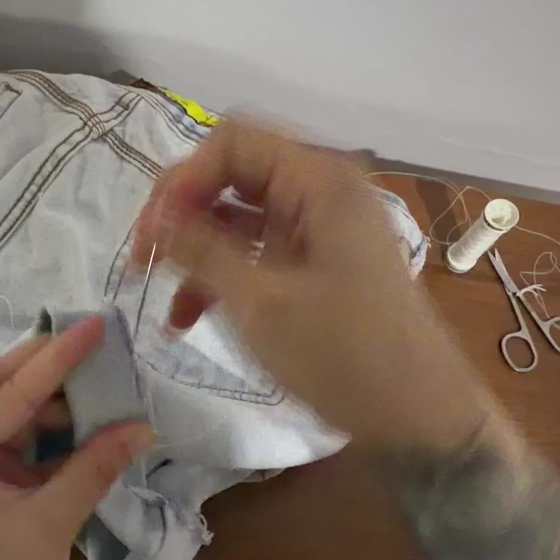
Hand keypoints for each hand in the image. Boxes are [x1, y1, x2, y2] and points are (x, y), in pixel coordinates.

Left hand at [0, 315, 154, 559]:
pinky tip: (79, 427)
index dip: (58, 357)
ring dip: (49, 406)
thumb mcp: (51, 523)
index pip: (10, 391)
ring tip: (99, 386)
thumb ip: (94, 467)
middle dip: (47, 370)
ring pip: (4, 418)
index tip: (95, 322)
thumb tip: (143, 426)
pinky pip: (7, 447)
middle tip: (96, 344)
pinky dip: (42, 438)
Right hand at [134, 119, 485, 446]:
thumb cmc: (342, 355)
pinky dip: (222, 280)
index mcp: (319, 181)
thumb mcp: (260, 302)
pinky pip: (258, 256)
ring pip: (239, 222)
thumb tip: (155, 216)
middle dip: (182, 217)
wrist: (416, 416)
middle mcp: (321, 194)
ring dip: (195, 256)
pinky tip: (188, 319)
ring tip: (161, 301)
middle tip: (143, 261)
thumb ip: (202, 249)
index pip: (232, 143)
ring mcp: (321, 233)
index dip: (182, 181)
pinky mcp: (318, 269)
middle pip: (233, 178)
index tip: (150, 234)